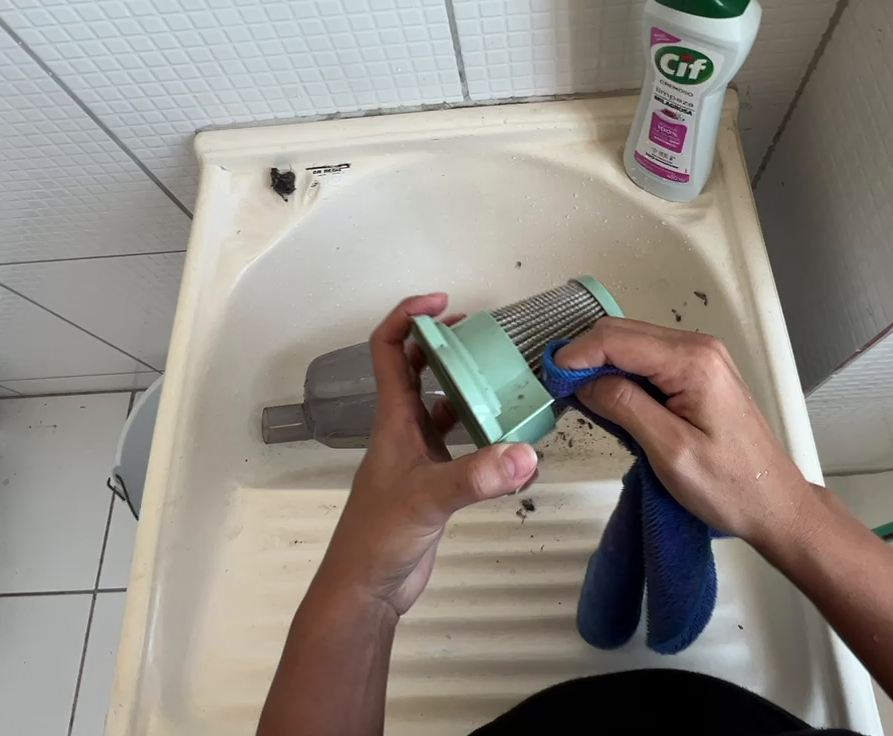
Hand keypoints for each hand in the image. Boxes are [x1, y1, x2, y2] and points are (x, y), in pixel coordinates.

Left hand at [312, 294, 539, 618]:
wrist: (366, 589)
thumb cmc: (380, 536)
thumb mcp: (429, 498)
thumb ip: (476, 476)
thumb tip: (526, 454)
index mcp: (394, 416)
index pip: (390, 348)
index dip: (409, 316)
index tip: (443, 303)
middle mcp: (405, 426)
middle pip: (419, 368)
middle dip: (445, 343)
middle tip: (482, 333)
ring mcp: (419, 452)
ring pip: (443, 403)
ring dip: (468, 386)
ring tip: (505, 377)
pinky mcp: (435, 478)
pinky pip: (462, 440)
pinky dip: (484, 433)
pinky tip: (511, 440)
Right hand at [558, 318, 813, 548]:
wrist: (775, 504)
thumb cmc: (730, 486)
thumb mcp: (669, 451)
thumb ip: (624, 407)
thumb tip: (583, 381)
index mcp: (692, 362)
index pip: (617, 340)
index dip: (577, 355)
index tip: (550, 379)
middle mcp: (697, 346)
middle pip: (622, 332)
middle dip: (584, 356)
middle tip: (558, 389)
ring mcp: (699, 355)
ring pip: (631, 342)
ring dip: (600, 363)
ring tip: (579, 397)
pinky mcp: (697, 369)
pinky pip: (646, 357)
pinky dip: (620, 371)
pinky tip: (609, 398)